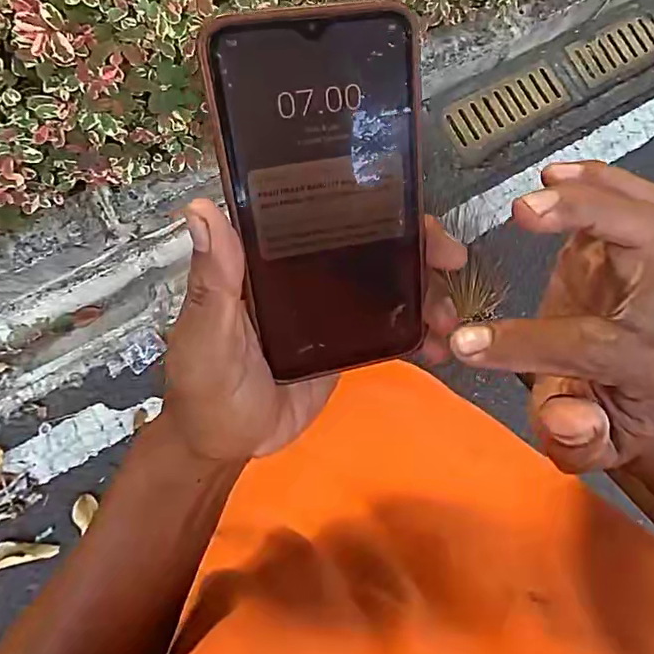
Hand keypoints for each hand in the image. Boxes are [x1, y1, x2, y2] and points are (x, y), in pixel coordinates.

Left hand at [161, 199, 467, 461]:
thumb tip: (200, 208)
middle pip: (376, 245)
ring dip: (429, 292)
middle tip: (453, 260)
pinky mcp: (352, 341)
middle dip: (421, 247)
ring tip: (449, 319)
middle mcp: (311, 272)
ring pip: (393, 284)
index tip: (416, 214)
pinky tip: (441, 347)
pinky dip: (421, 333)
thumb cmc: (205, 384)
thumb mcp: (206, 330)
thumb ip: (213, 278)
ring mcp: (336, 307)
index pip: (332, 214)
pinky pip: (394, 328)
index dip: (377, 205)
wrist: (227, 448)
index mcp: (276, 257)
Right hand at [449, 162, 653, 471]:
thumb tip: (568, 412)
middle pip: (646, 241)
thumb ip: (575, 439)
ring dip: (595, 185)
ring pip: (646, 211)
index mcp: (640, 366)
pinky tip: (557, 174)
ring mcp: (642, 276)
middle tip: (523, 210)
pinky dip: (600, 179)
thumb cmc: (604, 423)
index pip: (592, 343)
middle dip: (586, 214)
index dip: (527, 343)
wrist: (637, 401)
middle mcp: (650, 310)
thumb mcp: (586, 451)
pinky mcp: (623, 253)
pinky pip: (634, 204)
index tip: (466, 344)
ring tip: (545, 178)